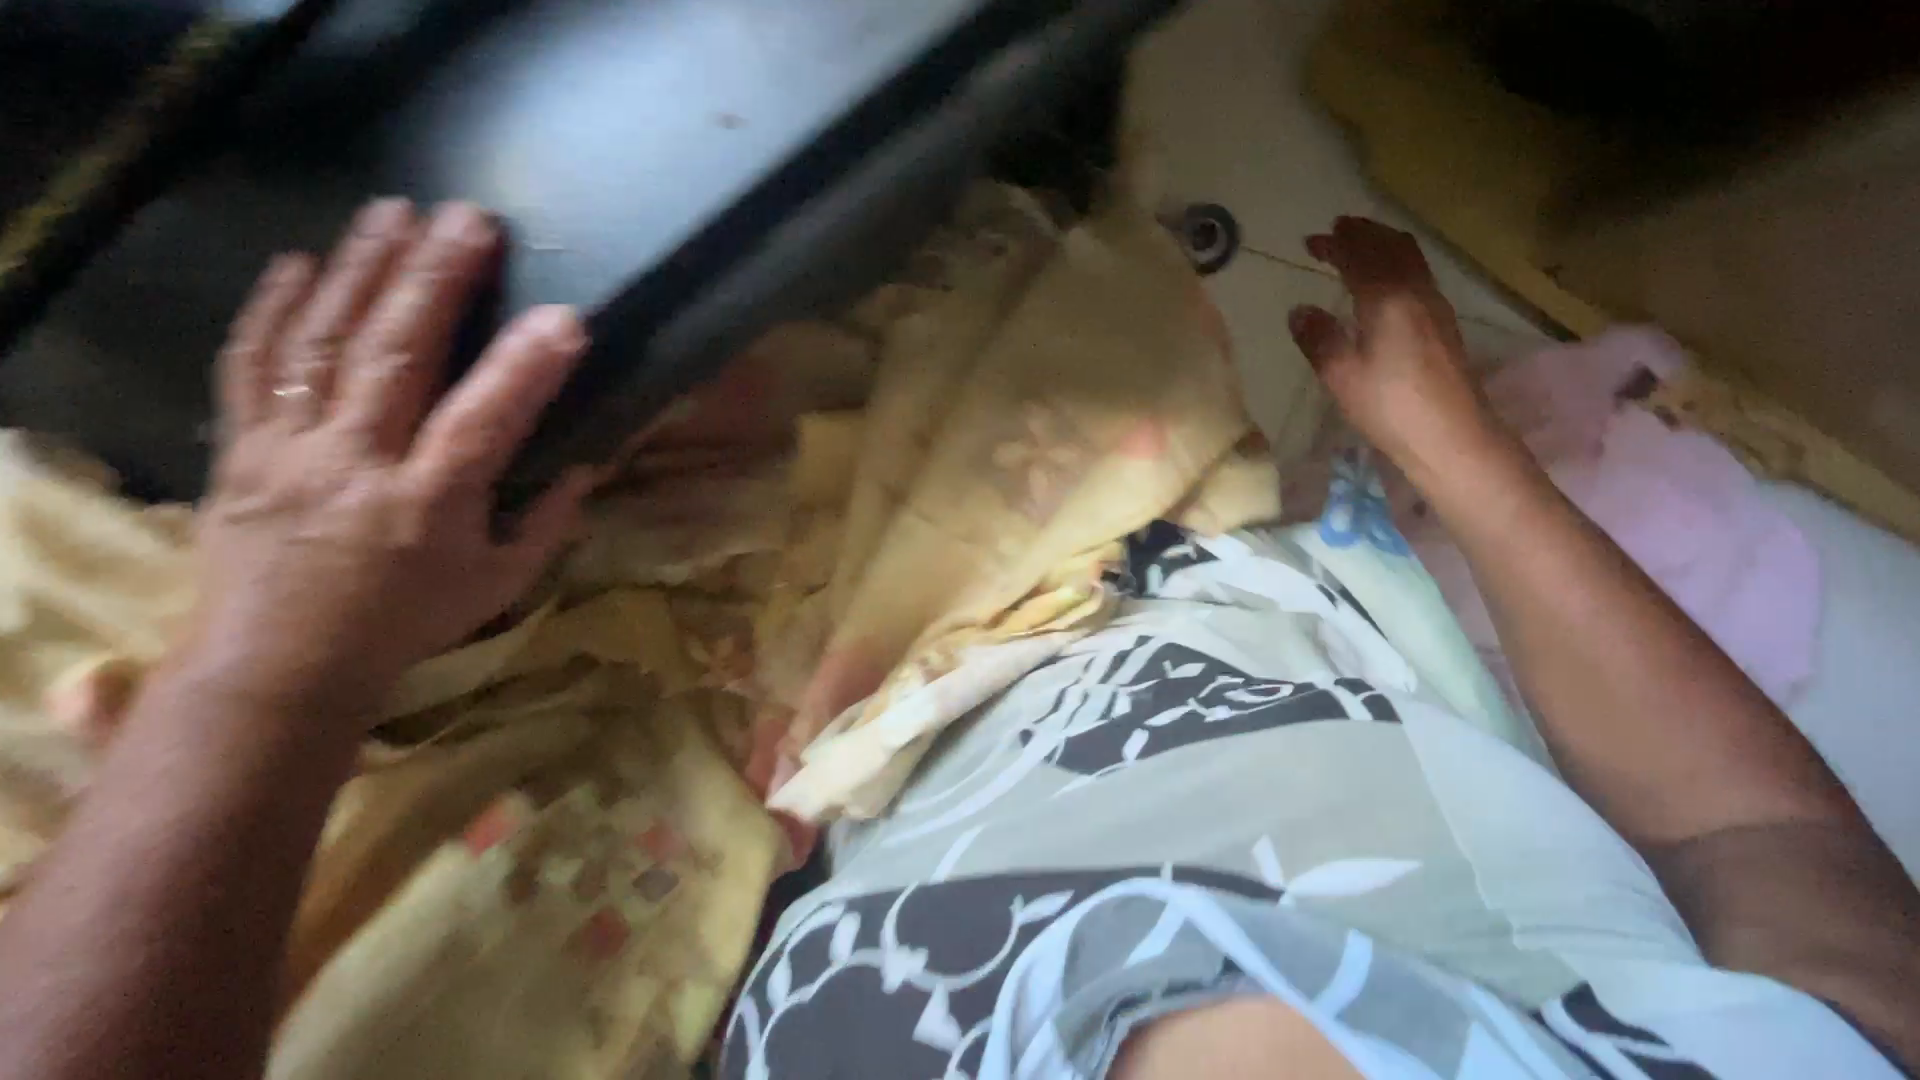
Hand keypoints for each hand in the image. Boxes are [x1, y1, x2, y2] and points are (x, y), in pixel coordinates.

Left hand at [183, 199, 596, 721]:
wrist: (281, 663)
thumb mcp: (500, 585)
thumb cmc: (408, 622)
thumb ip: (549, 523)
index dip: (525, 369)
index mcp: (428, 506)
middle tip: (470, 220)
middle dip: (435, 282)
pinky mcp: (241, 448)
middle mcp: (355, 467)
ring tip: (394, 212)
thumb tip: (590, 463)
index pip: (482, 424)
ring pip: (321, 345)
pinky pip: (249, 367)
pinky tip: (302, 261)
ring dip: (362, 272)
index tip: (565, 318)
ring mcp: (288, 451)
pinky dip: (272, 309)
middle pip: (393, 358)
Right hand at [1287, 217, 1524, 488]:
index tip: (1312, 239)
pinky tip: (1385, 282)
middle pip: (1390, 247)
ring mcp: (1434, 306)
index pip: (1359, 257)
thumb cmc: (1389, 406)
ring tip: (1361, 245)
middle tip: (1337, 230)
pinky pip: (1418, 275)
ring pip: (1409, 258)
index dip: (1336, 244)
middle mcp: (1415, 292)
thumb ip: (1318, 338)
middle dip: (1362, 234)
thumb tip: (1300, 310)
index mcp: (1386, 298)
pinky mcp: (1443, 324)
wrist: (1451, 435)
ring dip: (1382, 245)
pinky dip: (1396, 263)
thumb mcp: (1341, 375)